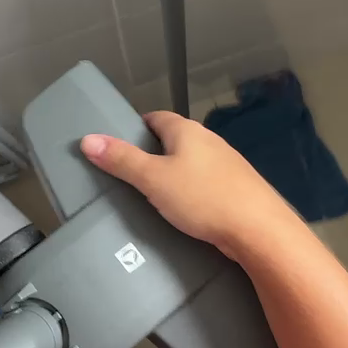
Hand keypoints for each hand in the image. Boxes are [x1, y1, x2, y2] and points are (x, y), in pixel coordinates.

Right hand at [79, 111, 304, 262]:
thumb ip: (122, 160)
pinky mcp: (237, 188)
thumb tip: (88, 139)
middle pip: (174, 140)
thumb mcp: (153, 179)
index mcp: (187, 131)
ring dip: (174, 174)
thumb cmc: (202, 197)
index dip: (136, 128)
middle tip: (129, 175)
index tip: (119, 145)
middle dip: (153, 153)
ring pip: (191, 163)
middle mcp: (209, 141)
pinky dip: (191, 191)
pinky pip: (205, 183)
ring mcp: (227, 164)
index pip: (156, 118)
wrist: (259, 230)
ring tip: (153, 196)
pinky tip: (185, 211)